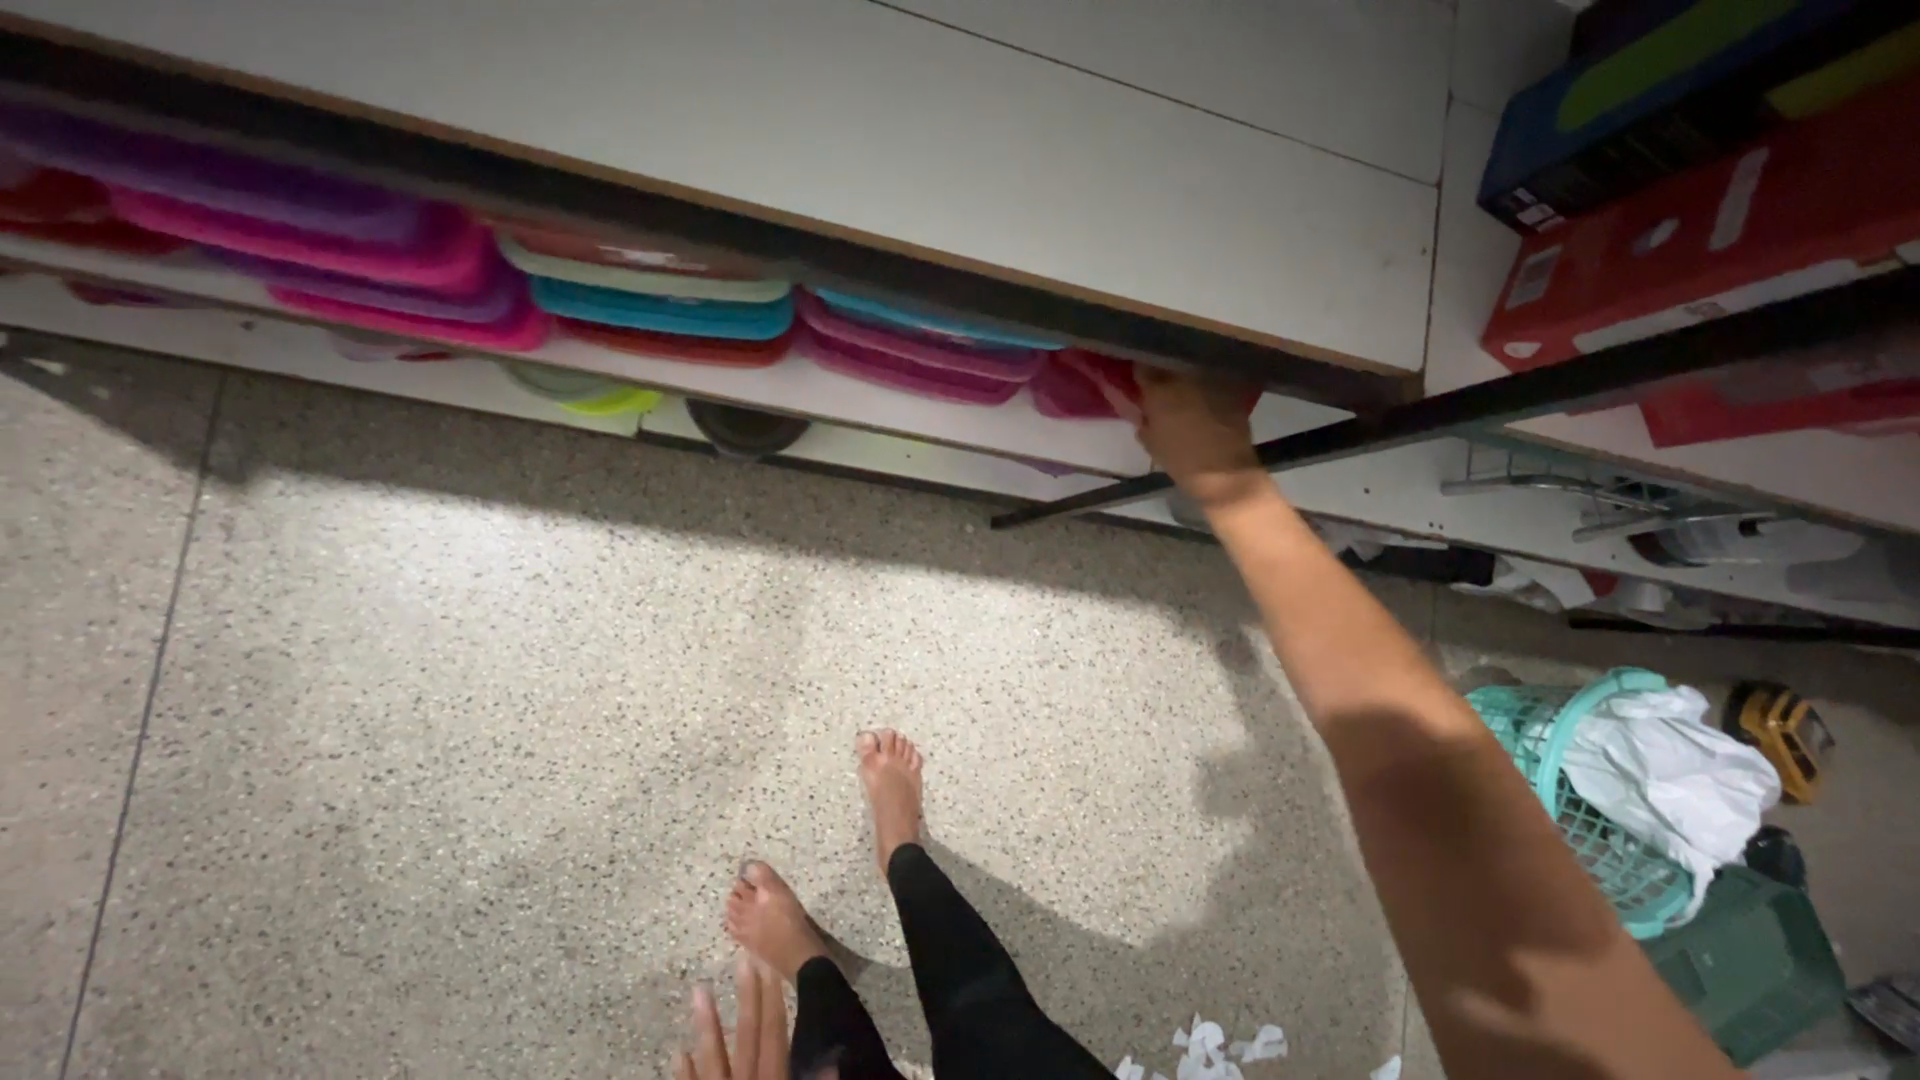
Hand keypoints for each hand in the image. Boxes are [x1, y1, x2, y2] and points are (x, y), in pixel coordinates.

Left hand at [676, 955, 789, 1079]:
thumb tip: (824, 1056)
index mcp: (771, 1078)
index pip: (773, 1033)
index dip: (773, 999)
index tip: (770, 964)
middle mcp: (743, 1079)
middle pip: (746, 1034)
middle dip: (747, 997)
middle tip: (743, 959)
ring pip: (713, 1054)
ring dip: (707, 1022)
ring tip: (699, 989)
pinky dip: (686, 1069)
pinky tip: (680, 1051)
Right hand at [1133, 365, 1271, 511]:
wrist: (1226, 473)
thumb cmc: (1182, 462)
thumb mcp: (1152, 443)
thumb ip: (1143, 420)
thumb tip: (1143, 410)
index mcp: (1160, 392)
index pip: (1142, 368)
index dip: (1139, 372)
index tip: (1139, 379)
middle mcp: (1185, 379)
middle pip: (1169, 365)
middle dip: (1163, 372)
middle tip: (1160, 385)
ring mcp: (1211, 382)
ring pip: (1192, 371)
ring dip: (1186, 378)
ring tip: (1184, 391)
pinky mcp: (1232, 390)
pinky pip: (1213, 383)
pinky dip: (1207, 389)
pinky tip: (1206, 401)